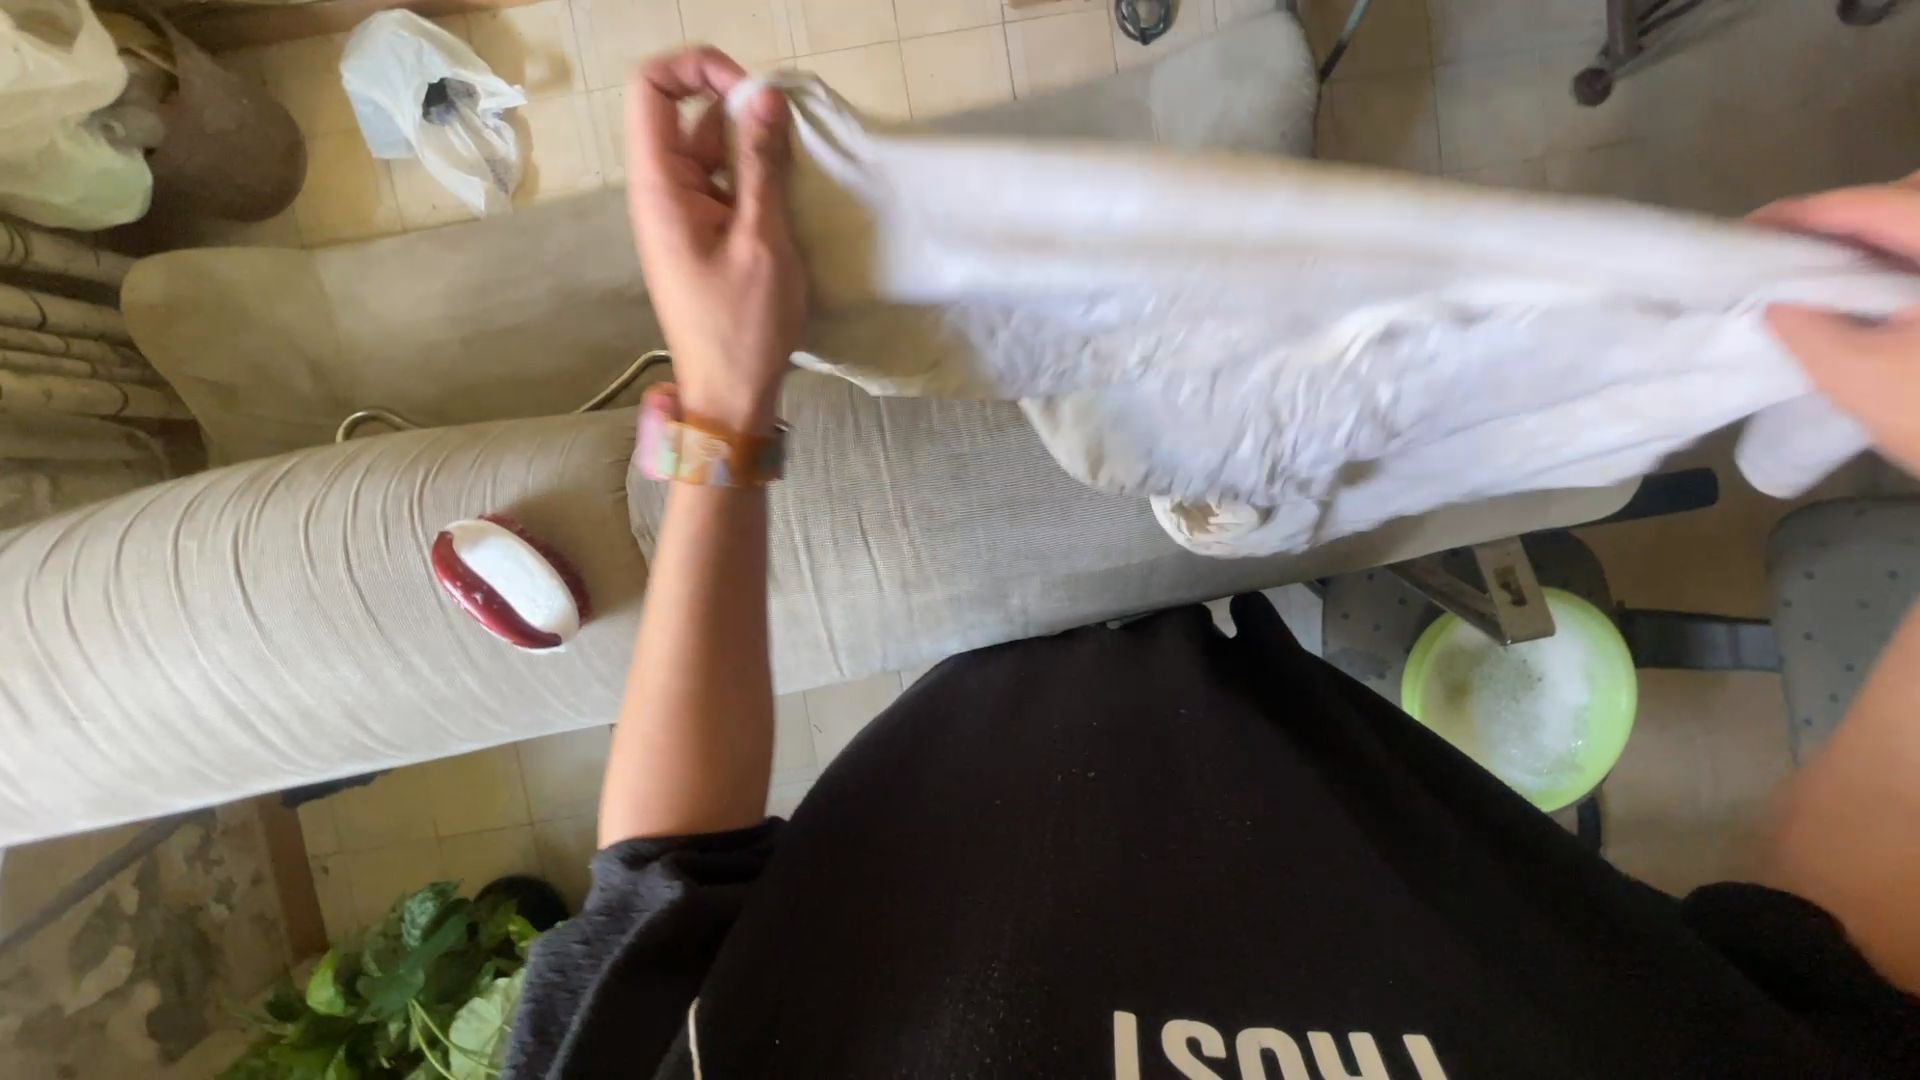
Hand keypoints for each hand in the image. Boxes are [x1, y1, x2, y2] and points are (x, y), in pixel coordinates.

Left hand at [625, 48, 806, 434]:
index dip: (697, 69)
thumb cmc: (744, 327)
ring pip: (709, 156)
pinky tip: (786, 201)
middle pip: (687, 118)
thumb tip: (764, 95)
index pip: (653, 88)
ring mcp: (681, 219)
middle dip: (738, 112)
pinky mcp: (702, 241)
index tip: (751, 92)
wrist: (730, 394)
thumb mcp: (762, 241)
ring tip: (795, 172)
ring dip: (751, 151)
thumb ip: (762, 165)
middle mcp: (661, 195)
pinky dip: (752, 183)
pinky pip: (722, 190)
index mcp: (659, 189)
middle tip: (789, 138)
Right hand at [1752, 174, 1919, 474]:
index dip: (1804, 213)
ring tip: (1818, 273)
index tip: (1742, 231)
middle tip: (1780, 252)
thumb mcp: (1855, 374)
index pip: (1877, 207)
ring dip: (1873, 239)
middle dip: (1844, 216)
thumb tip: (1771, 297)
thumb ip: (1805, 326)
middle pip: (1912, 200)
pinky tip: (1866, 293)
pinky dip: (1898, 262)